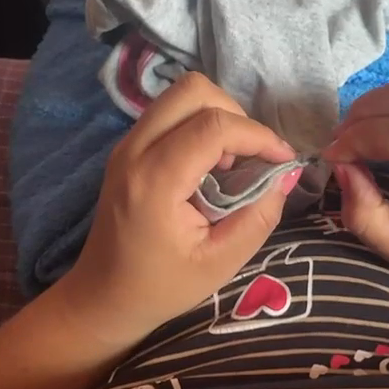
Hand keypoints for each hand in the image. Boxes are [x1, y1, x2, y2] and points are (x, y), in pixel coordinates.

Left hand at [52, 73, 299, 351]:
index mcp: (154, 181)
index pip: (213, 126)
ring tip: (231, 163)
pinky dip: (199, 124)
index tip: (283, 160)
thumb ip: (259, 217)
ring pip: (180, 95)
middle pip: (193, 91)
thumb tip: (286, 175)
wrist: (102, 297)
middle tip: (251, 156)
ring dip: (217, 116)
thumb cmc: (160, 287)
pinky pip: (170, 113)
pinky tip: (210, 166)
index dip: (258, 135)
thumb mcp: (220, 263)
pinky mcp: (127, 149)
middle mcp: (135, 151)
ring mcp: (126, 145)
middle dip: (235, 114)